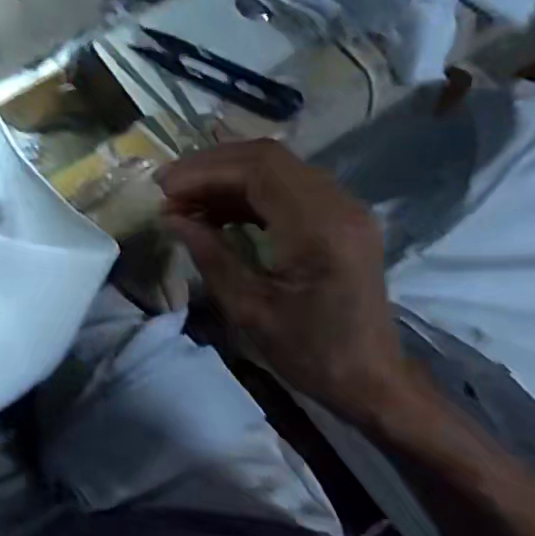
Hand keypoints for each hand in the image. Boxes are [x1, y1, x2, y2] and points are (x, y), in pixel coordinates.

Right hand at [159, 139, 412, 420]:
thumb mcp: (249, 308)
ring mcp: (344, 208)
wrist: (371, 377)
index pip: (258, 169)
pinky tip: (216, 211)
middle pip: (267, 158)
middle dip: (211, 166)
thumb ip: (210, 254)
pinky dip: (247, 191)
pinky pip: (288, 186)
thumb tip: (172, 217)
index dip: (204, 171)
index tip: (163, 189)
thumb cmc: (309, 351)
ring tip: (185, 200)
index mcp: (319, 228)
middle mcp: (339, 205)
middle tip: (167, 188)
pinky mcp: (340, 218)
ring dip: (226, 177)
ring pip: (277, 167)